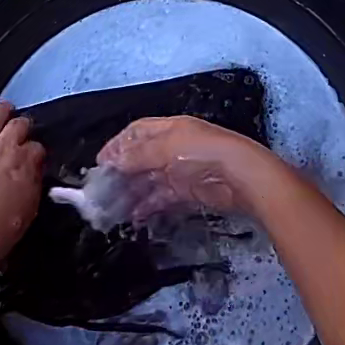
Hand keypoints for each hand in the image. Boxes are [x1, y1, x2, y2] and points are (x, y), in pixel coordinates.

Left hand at [0, 100, 44, 272]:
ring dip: (0, 112)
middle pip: (17, 127)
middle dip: (23, 126)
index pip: (37, 148)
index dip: (37, 152)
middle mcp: (2, 149)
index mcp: (24, 162)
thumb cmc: (1, 230)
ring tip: (5, 107)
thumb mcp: (29, 209)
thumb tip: (35, 170)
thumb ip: (33, 183)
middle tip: (24, 128)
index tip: (36, 157)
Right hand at [94, 115, 295, 219]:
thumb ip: (138, 154)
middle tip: (104, 190)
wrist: (243, 177)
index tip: (101, 163)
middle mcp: (174, 147)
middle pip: (141, 158)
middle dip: (122, 172)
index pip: (137, 132)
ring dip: (132, 192)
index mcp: (170, 129)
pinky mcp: (189, 192)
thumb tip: (114, 161)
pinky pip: (162, 198)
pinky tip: (135, 215)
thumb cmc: (205, 152)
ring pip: (149, 180)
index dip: (118, 145)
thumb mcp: (168, 146)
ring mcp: (181, 170)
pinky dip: (148, 205)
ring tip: (115, 207)